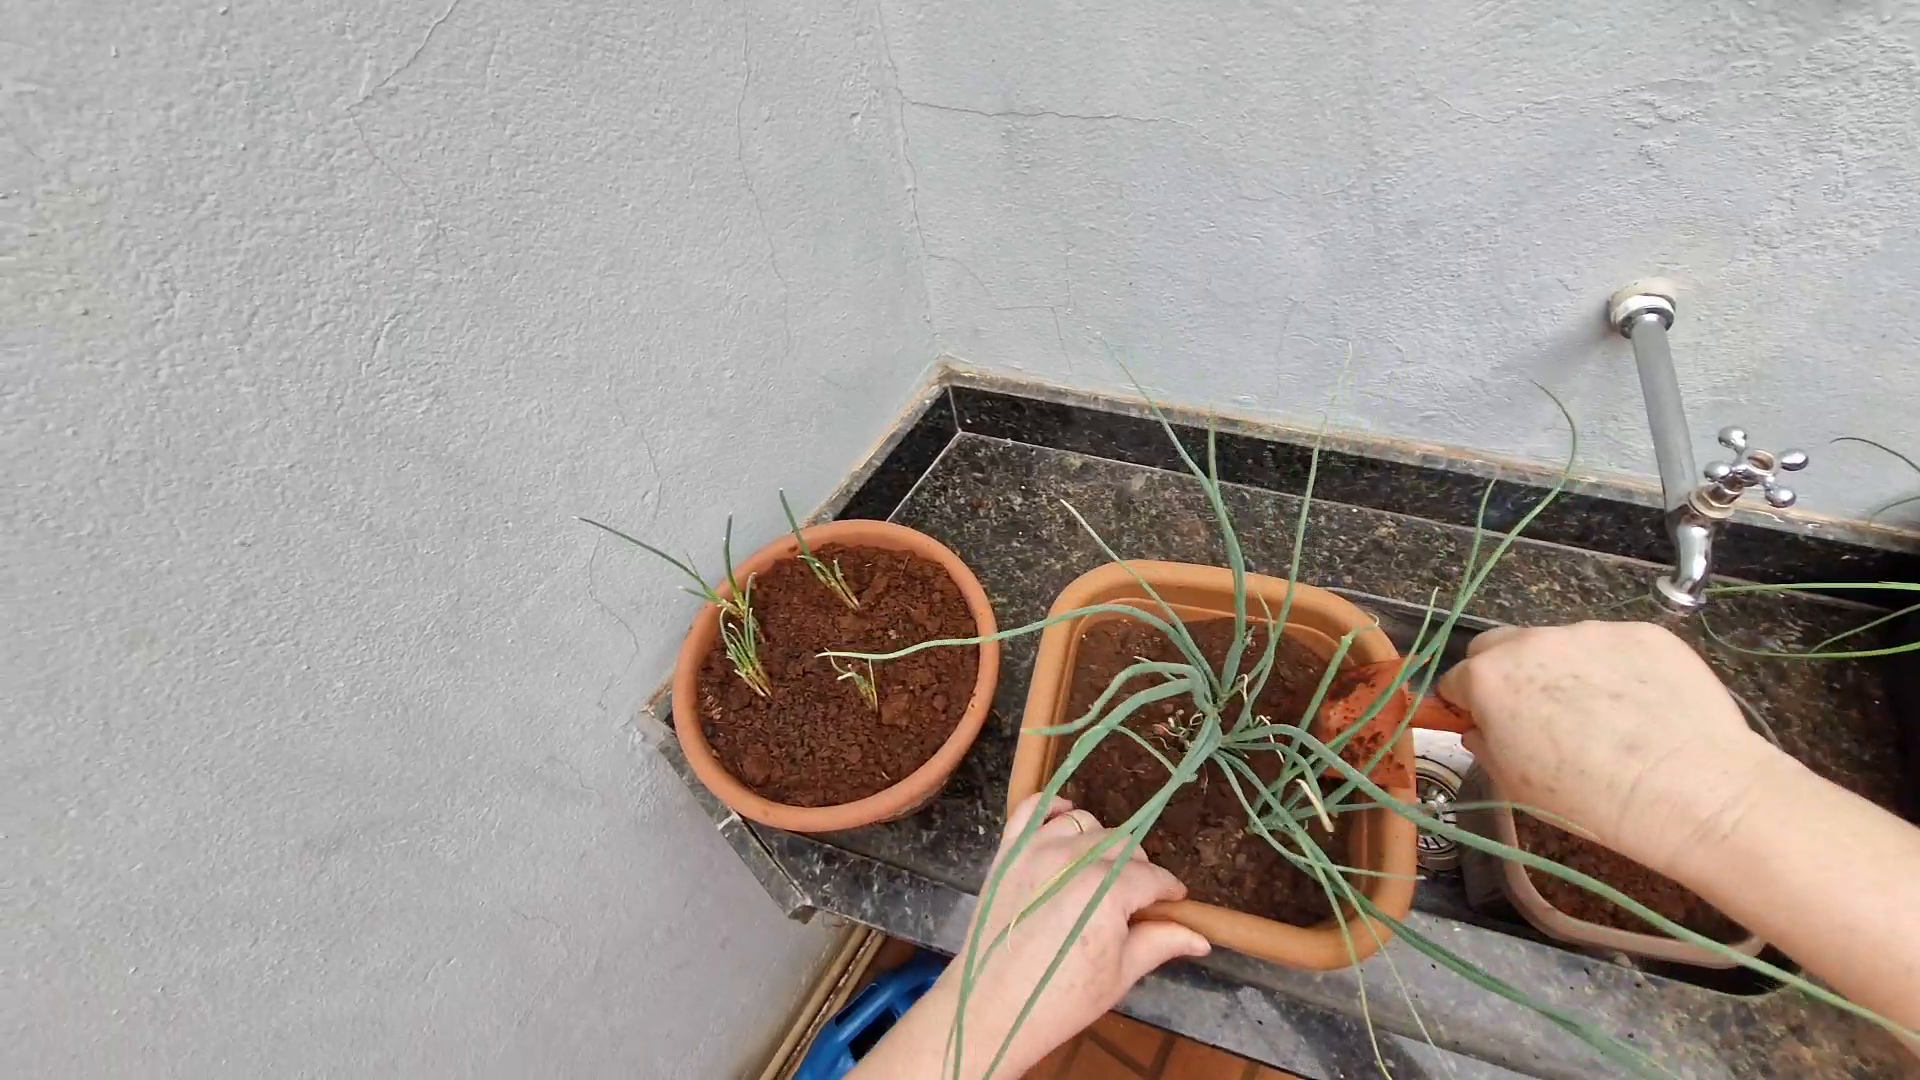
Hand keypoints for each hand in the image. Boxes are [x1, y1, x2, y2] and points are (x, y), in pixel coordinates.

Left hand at [851, 794, 1208, 1078]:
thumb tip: (1200, 937)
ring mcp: (1036, 849)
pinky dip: (1052, 807)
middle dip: (1138, 866)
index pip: (1150, 876)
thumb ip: (1158, 943)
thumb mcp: (1118, 975)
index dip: (1167, 889)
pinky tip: (1066, 820)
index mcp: (1105, 890)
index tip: (1174, 899)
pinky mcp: (1009, 849)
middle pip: (1121, 843)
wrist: (991, 1006)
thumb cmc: (1060, 999)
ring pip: (1083, 822)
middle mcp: (1072, 859)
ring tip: (1103, 867)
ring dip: (1100, 839)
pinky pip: (1032, 809)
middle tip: (1138, 894)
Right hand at [1436, 621, 1779, 875]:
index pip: (1455, 679)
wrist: (1699, 796)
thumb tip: (1482, 728)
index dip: (1467, 704)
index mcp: (1486, 678)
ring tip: (1604, 713)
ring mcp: (1588, 633)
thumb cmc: (1589, 799)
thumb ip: (1483, 742)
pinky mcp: (1643, 633)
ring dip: (1562, 668)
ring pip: (1556, 644)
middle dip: (1503, 672)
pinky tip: (1642, 706)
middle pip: (1495, 646)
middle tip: (1537, 712)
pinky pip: (1612, 646)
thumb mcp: (1511, 781)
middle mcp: (1528, 642)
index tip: (1488, 724)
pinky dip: (1616, 668)